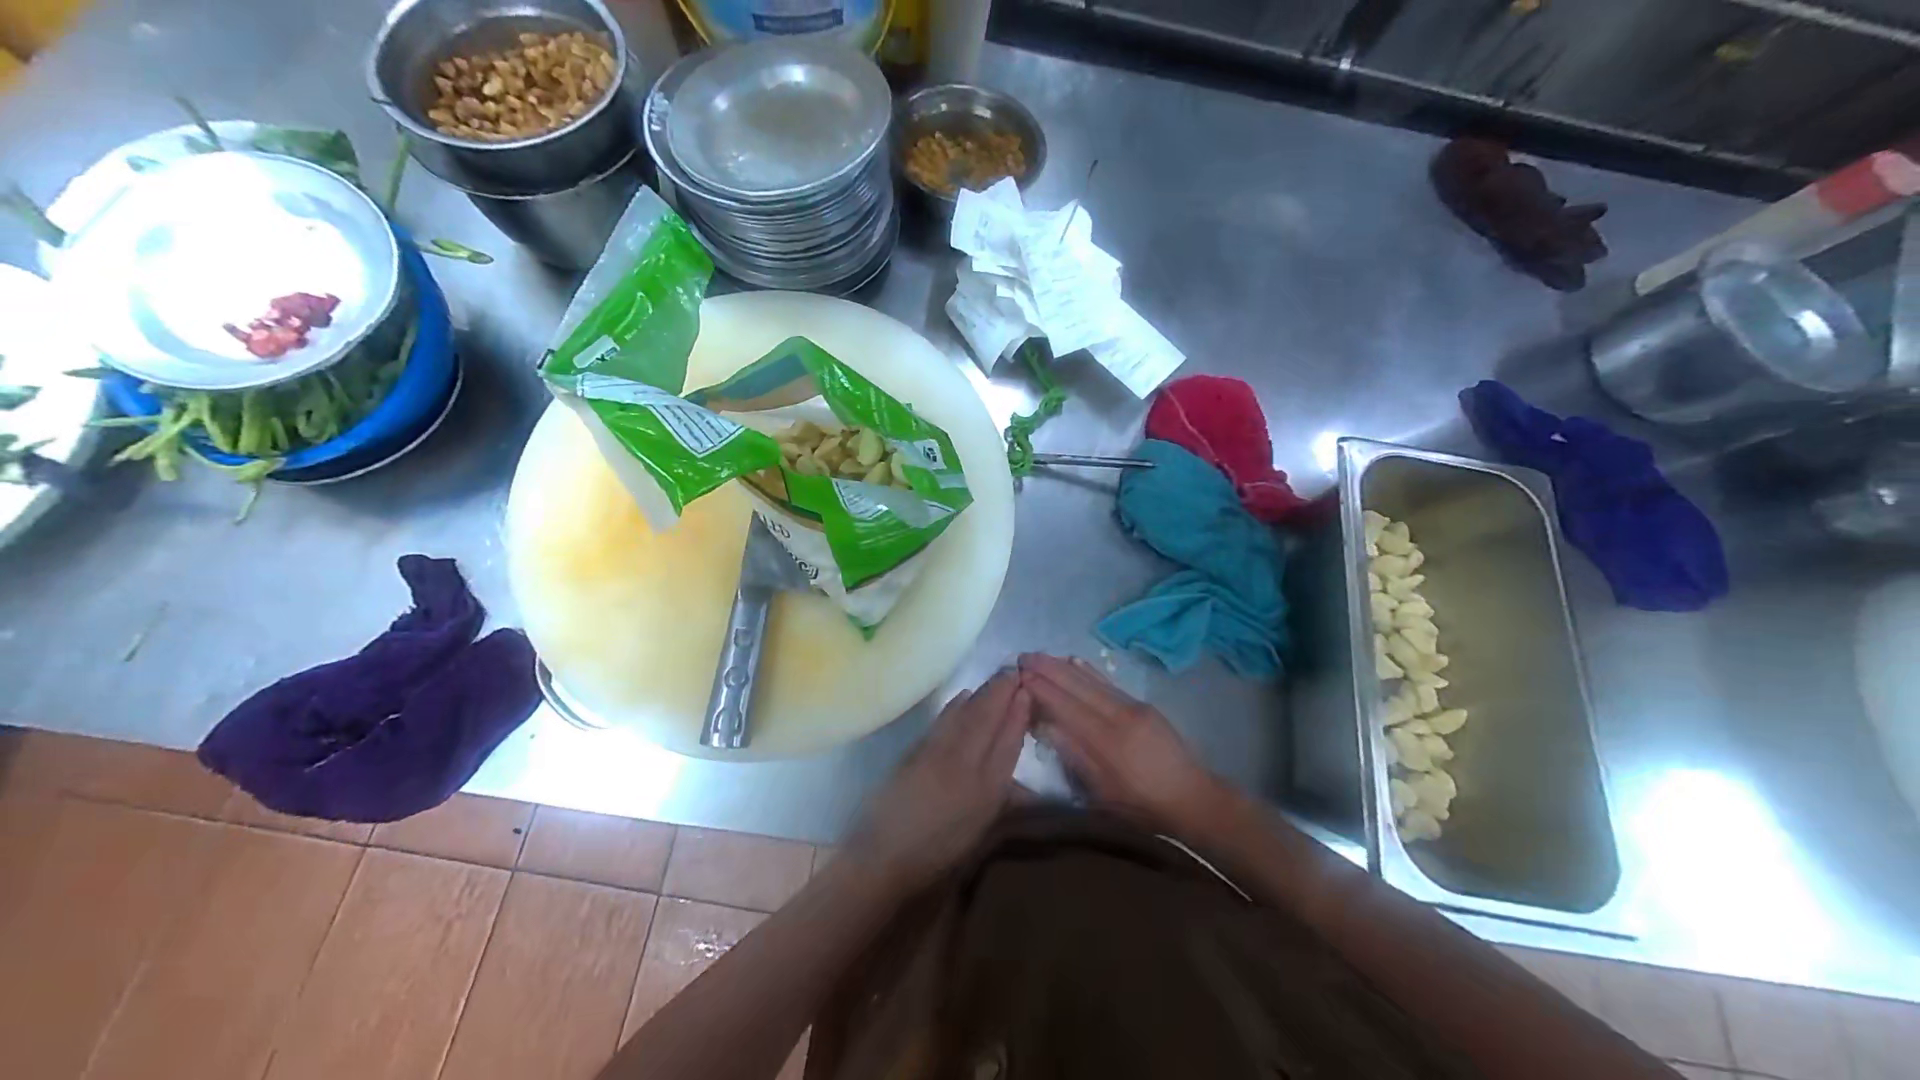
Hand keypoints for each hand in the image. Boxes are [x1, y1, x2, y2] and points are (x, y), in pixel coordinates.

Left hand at [843, 670, 1030, 890]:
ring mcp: (936, 752)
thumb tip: (1021, 775)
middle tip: (1015, 671)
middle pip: (986, 717)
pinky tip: (965, 696)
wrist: (885, 856)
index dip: (1018, 711)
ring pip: (965, 713)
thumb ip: (1005, 796)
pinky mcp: (915, 750)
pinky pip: (945, 719)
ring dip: (982, 692)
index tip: (1028, 689)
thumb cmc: (940, 850)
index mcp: (986, 786)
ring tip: (997, 679)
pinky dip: (958, 704)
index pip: (1008, 738)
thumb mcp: (982, 827)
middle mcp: (964, 762)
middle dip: (1002, 691)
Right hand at [1019, 653, 1235, 840]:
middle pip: (1077, 685)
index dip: (1041, 688)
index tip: (1019, 675)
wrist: (1193, 800)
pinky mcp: (1143, 705)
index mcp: (1106, 740)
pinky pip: (1108, 682)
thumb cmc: (1142, 807)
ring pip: (1092, 679)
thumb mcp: (1102, 792)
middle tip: (1022, 656)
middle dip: (1048, 669)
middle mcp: (1119, 714)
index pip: (1065, 705)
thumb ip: (1073, 754)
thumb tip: (1043, 724)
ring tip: (1040, 656)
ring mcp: (1134, 706)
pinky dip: (1088, 671)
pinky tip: (1074, 661)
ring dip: (1064, 666)